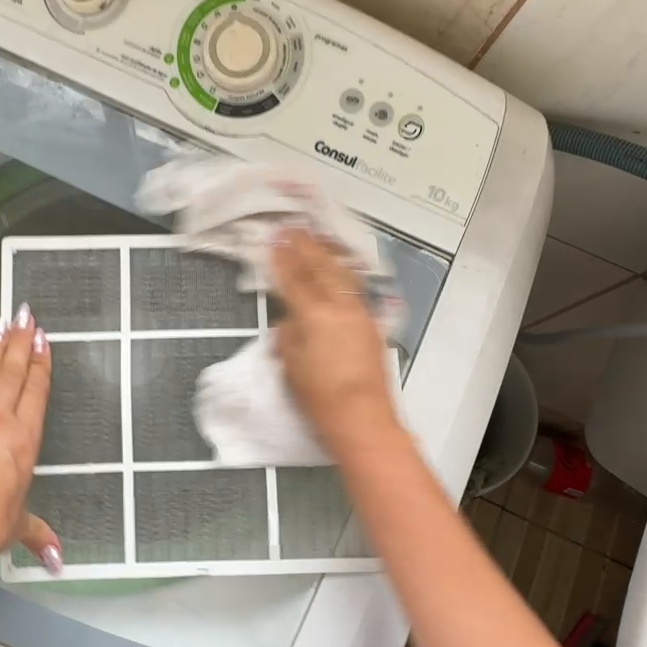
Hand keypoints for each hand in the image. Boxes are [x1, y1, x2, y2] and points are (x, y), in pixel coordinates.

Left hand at [0, 305, 62, 579]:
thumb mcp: (16, 527)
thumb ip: (38, 534)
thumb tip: (56, 559)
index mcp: (26, 441)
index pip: (37, 391)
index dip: (42, 363)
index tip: (44, 339)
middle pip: (14, 374)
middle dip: (21, 341)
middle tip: (26, 314)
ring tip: (1, 322)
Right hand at [269, 228, 402, 457]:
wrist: (363, 419)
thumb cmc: (320, 398)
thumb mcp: (291, 365)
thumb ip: (289, 334)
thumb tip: (292, 319)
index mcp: (315, 315)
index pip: (294, 278)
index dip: (282, 258)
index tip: (274, 238)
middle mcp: (340, 307)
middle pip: (321, 267)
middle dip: (305, 246)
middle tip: (292, 227)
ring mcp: (360, 314)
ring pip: (343, 274)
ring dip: (327, 253)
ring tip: (316, 238)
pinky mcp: (372, 325)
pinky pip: (355, 288)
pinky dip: (343, 272)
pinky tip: (339, 268)